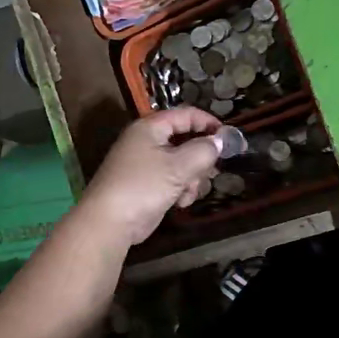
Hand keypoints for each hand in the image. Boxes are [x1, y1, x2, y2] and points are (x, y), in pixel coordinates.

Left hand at [82, 108, 223, 243]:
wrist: (109, 222)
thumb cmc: (144, 186)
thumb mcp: (179, 166)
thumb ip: (204, 150)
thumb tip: (220, 140)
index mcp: (150, 128)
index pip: (186, 115)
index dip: (208, 123)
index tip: (229, 137)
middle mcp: (147, 141)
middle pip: (185, 140)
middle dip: (201, 158)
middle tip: (213, 172)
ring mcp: (146, 164)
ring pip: (182, 163)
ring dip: (192, 178)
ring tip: (189, 192)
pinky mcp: (147, 184)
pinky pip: (173, 179)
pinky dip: (180, 189)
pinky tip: (180, 203)